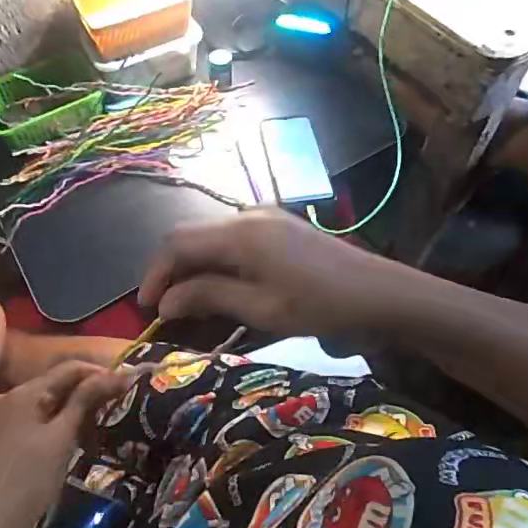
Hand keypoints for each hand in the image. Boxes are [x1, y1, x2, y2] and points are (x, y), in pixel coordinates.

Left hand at [0, 361, 132, 527]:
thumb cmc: (24, 481)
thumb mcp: (61, 439)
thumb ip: (85, 402)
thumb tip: (119, 373)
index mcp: (23, 393)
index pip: (70, 369)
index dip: (102, 373)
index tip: (131, 385)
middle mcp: (7, 403)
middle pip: (56, 386)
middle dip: (89, 393)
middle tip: (122, 407)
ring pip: (45, 409)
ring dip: (74, 413)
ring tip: (106, 426)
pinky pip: (34, 427)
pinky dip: (57, 430)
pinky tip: (74, 446)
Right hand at [137, 210, 404, 337]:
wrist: (379, 293)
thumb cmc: (319, 305)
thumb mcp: (260, 308)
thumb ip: (208, 297)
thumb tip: (165, 301)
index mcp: (239, 232)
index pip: (176, 243)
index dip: (155, 274)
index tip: (147, 309)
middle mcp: (247, 216)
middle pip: (190, 237)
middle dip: (172, 272)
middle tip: (167, 311)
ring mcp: (264, 218)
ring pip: (211, 240)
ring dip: (195, 270)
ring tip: (192, 307)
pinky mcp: (278, 228)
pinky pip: (233, 242)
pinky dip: (218, 265)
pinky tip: (223, 290)